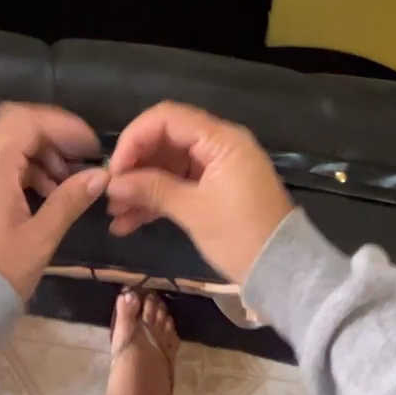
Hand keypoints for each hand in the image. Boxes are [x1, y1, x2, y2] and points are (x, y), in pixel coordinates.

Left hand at [0, 102, 108, 297]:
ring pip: (11, 141)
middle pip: (17, 123)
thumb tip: (100, 175)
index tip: (90, 144)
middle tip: (76, 154)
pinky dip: (29, 166)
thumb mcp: (41, 237)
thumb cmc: (1, 271)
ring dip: (41, 150)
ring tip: (66, 180)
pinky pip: (5, 161)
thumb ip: (70, 200)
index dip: (63, 126)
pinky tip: (48, 192)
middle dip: (51, 133)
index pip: (29, 122)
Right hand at [105, 101, 293, 283]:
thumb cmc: (243, 236)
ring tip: (115, 214)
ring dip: (142, 186)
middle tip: (110, 192)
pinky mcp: (215, 189)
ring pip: (168, 165)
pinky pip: (179, 184)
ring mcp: (216, 168)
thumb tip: (113, 183)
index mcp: (221, 139)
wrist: (285, 276)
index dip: (135, 137)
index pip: (167, 118)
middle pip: (165, 140)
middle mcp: (218, 145)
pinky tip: (130, 222)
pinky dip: (157, 200)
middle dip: (135, 165)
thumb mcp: (195, 212)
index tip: (115, 168)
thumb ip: (153, 190)